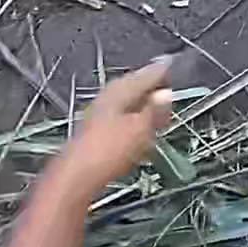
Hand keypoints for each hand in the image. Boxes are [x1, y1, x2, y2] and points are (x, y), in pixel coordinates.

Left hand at [51, 56, 173, 195]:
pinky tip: (138, 128)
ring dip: (141, 103)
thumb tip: (167, 93)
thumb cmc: (109, 151)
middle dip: (150, 86)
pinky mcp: (94, 134)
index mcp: (119, 91)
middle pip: (133, 86)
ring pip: (126, 102)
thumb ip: (154, 110)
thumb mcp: (140, 129)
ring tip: (156, 106)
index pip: (145, 74)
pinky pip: (120, 117)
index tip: (173, 64)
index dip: (160, 71)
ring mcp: (98, 115)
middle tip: (166, 83)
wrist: (74, 181)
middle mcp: (107, 98)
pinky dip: (133, 118)